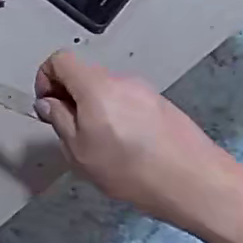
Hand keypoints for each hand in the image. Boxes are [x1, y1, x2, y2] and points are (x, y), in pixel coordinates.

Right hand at [34, 50, 233, 227]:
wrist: (196, 183)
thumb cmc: (132, 170)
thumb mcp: (80, 152)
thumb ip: (59, 120)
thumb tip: (49, 103)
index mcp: (95, 85)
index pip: (59, 60)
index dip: (45, 79)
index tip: (48, 107)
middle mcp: (120, 79)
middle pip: (83, 75)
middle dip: (70, 97)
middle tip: (72, 132)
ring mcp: (144, 90)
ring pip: (105, 91)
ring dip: (94, 109)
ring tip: (102, 147)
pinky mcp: (161, 105)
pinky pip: (127, 102)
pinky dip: (118, 117)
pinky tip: (128, 150)